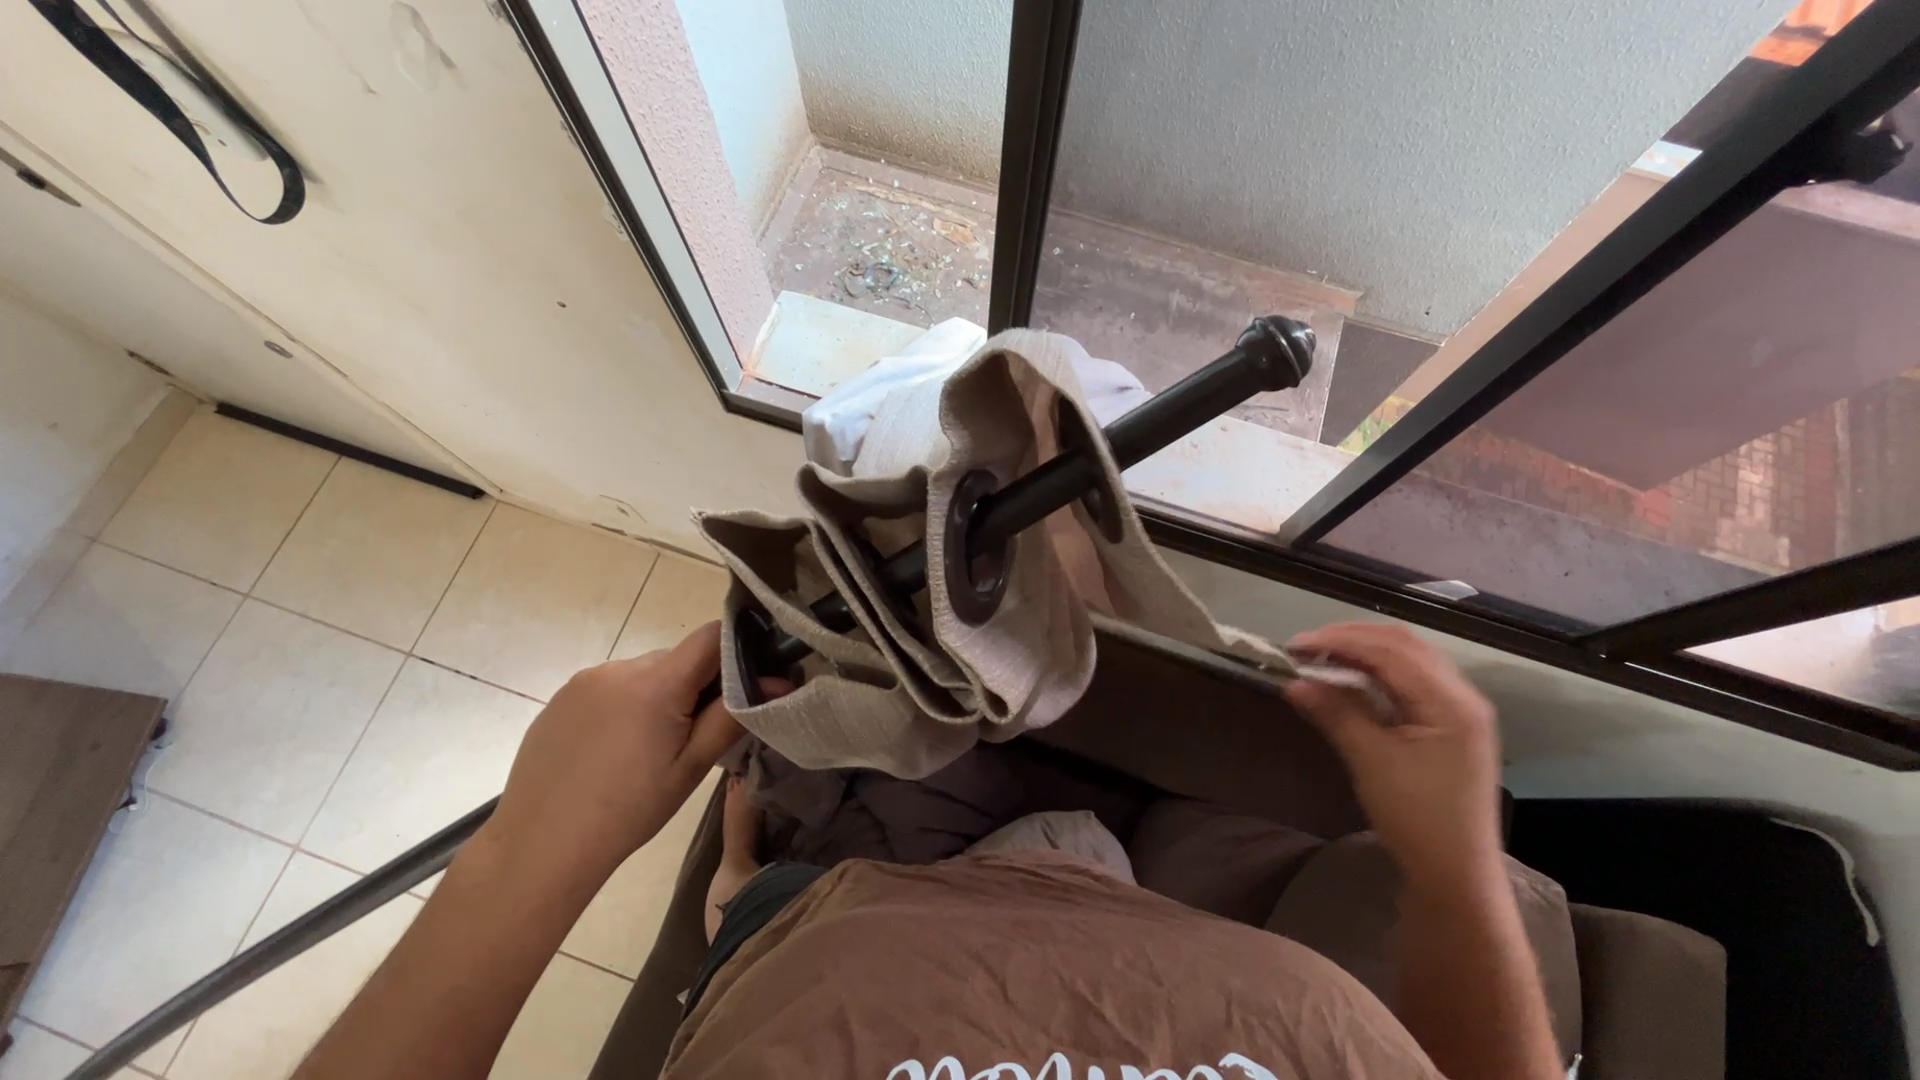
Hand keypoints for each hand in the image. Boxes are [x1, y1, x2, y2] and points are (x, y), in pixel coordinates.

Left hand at [477, 622, 749, 892]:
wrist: (540, 846)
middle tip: (695, 734)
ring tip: (650, 748)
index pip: (711, 637)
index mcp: (655, 683)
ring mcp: (584, 681)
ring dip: (659, 695)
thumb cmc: (628, 811)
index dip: (735, 654)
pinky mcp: (561, 698)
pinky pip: (611, 687)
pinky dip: (626, 706)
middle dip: (695, 684)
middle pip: (677, 657)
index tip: (742, 689)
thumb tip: (779, 679)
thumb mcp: (691, 768)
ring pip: (644, 673)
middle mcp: (619, 668)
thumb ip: (733, 716)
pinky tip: (616, 751)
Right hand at [1284, 622, 1502, 887]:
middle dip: (1352, 638)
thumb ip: (1336, 712)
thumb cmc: (1416, 817)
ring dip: (1364, 651)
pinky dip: (1377, 672)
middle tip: (1306, 648)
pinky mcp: (1450, 724)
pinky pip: (1411, 680)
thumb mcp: (1371, 761)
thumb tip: (1294, 682)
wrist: (1456, 872)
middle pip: (1404, 645)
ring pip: (1409, 659)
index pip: (1390, 651)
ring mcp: (1459, 710)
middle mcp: (1461, 696)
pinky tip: (1349, 680)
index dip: (1339, 641)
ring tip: (1321, 659)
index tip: (1295, 646)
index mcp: (1450, 702)